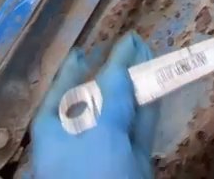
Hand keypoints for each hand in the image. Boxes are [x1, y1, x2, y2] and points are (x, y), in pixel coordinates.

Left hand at [30, 32, 157, 178]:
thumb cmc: (94, 176)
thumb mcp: (101, 132)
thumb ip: (114, 92)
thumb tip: (127, 53)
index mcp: (54, 142)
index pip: (58, 100)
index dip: (70, 75)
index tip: (83, 51)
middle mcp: (77, 149)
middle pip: (94, 104)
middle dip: (112, 75)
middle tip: (129, 47)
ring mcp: (108, 160)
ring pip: (121, 115)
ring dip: (136, 86)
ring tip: (149, 54)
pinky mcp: (134, 168)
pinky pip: (140, 131)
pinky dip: (149, 108)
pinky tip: (160, 85)